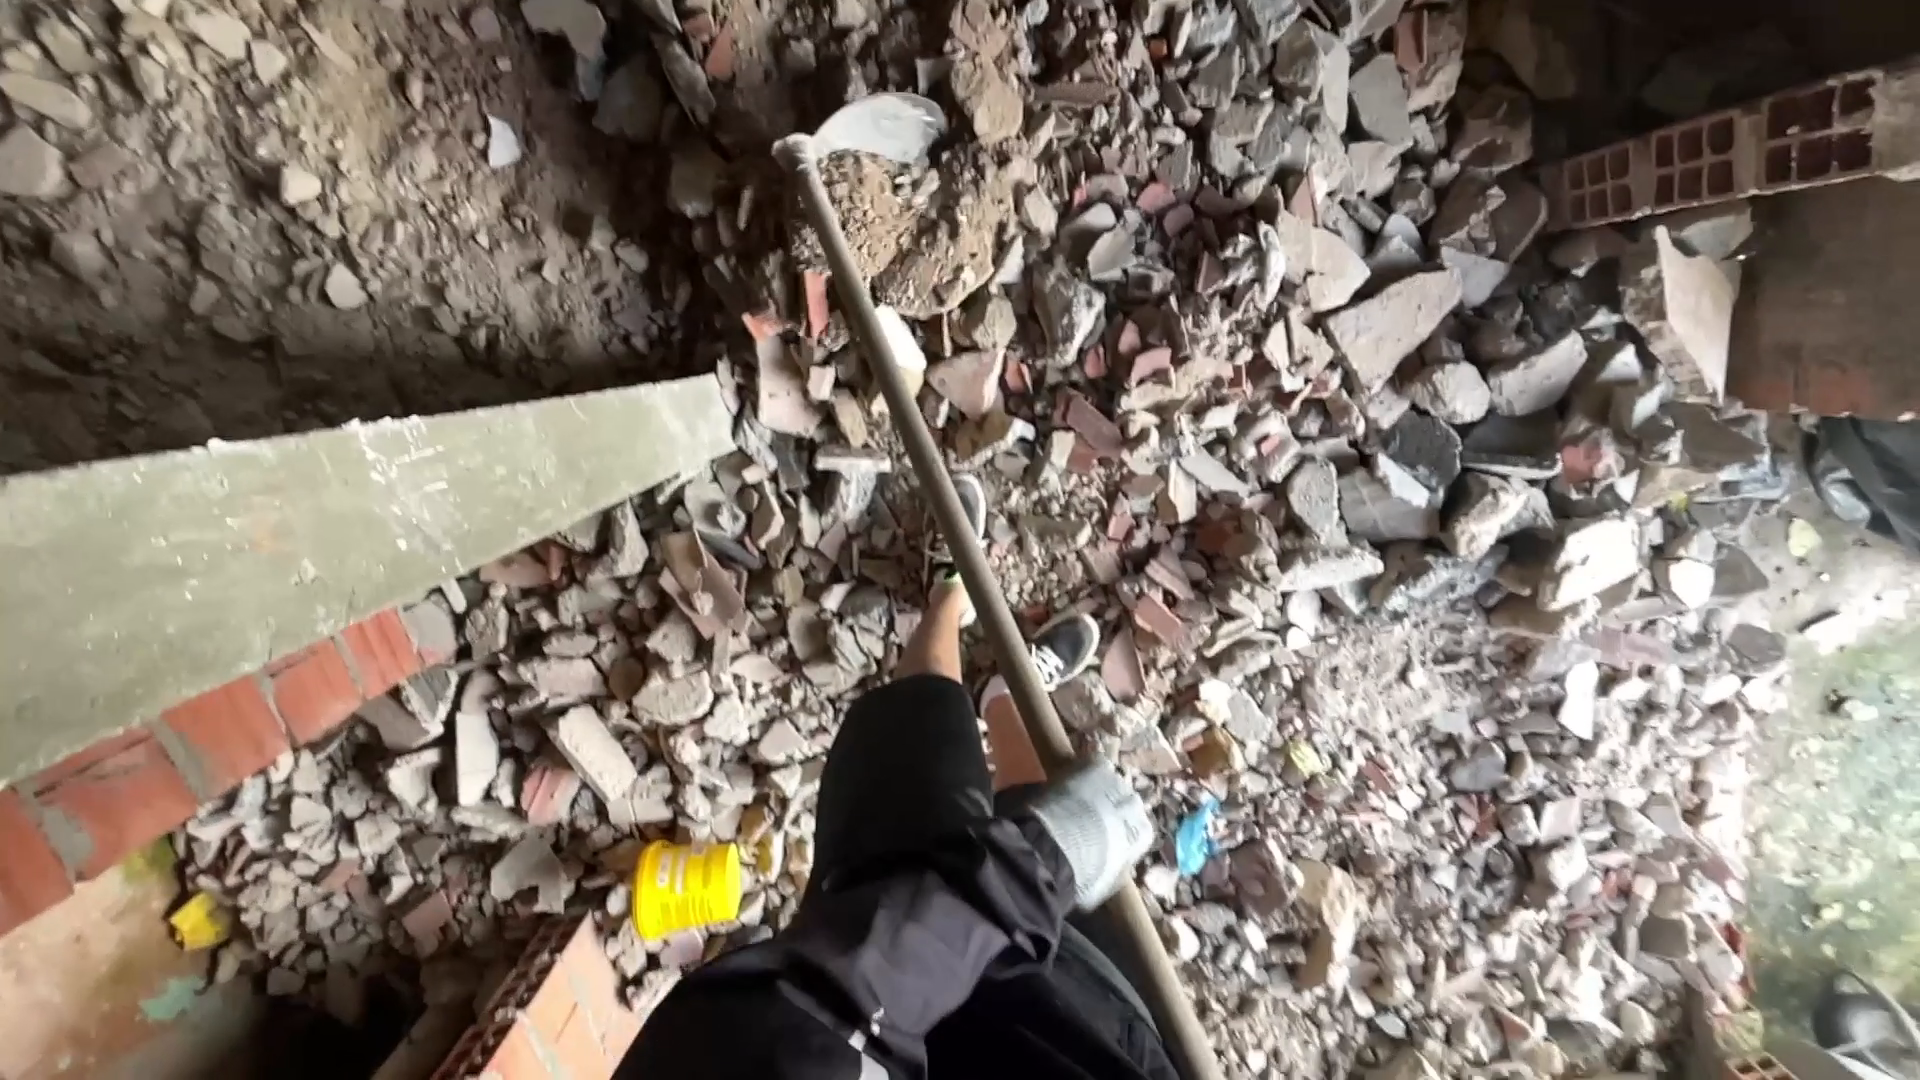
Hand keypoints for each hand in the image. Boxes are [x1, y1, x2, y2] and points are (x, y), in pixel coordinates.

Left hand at [1023, 758, 1153, 909]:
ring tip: (1074, 796)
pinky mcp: (1097, 765)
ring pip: (1109, 781)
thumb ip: (1116, 869)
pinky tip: (1071, 776)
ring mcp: (1117, 782)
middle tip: (1085, 815)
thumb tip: (1113, 866)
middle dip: (1109, 807)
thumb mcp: (1106, 883)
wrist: (1060, 847)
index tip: (1103, 835)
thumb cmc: (1084, 875)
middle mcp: (1137, 805)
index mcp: (1143, 835)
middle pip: (1125, 802)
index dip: (1118, 830)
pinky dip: (1084, 768)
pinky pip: (1096, 762)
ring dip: (1097, 787)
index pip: (1138, 828)